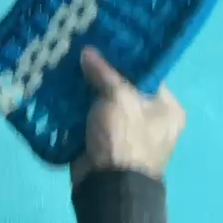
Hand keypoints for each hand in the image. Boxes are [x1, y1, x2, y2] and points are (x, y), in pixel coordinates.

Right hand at [73, 47, 185, 183]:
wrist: (108, 185)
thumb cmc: (125, 139)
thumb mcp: (119, 99)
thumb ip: (104, 72)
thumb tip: (87, 51)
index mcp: (166, 107)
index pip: (145, 71)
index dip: (123, 54)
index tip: (100, 37)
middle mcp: (149, 116)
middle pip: (120, 82)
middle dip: (97, 68)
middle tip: (76, 46)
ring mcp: (124, 128)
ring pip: (100, 97)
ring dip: (82, 84)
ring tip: (61, 61)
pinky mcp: (101, 136)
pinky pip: (86, 112)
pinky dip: (74, 101)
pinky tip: (57, 84)